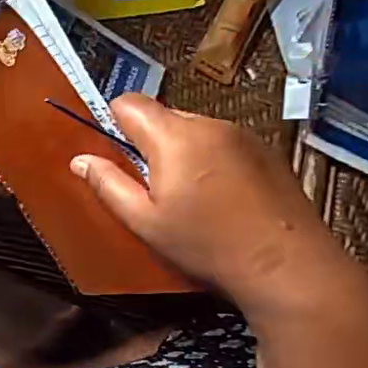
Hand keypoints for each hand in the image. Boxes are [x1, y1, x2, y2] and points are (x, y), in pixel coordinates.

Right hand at [70, 95, 340, 310]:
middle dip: (149, 143)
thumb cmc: (207, 246)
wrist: (287, 265)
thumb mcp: (146, 223)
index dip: (114, 123)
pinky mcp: (266, 150)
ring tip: (191, 198)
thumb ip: (109, 185)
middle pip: (163, 116)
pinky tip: (222, 198)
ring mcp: (242, 134)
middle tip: (153, 188)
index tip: (116, 156)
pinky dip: (211, 160)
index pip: (129, 102)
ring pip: (194, 130)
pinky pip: (222, 142)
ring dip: (181, 152)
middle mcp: (209, 124)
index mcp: (174, 137)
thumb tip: (80, 160)